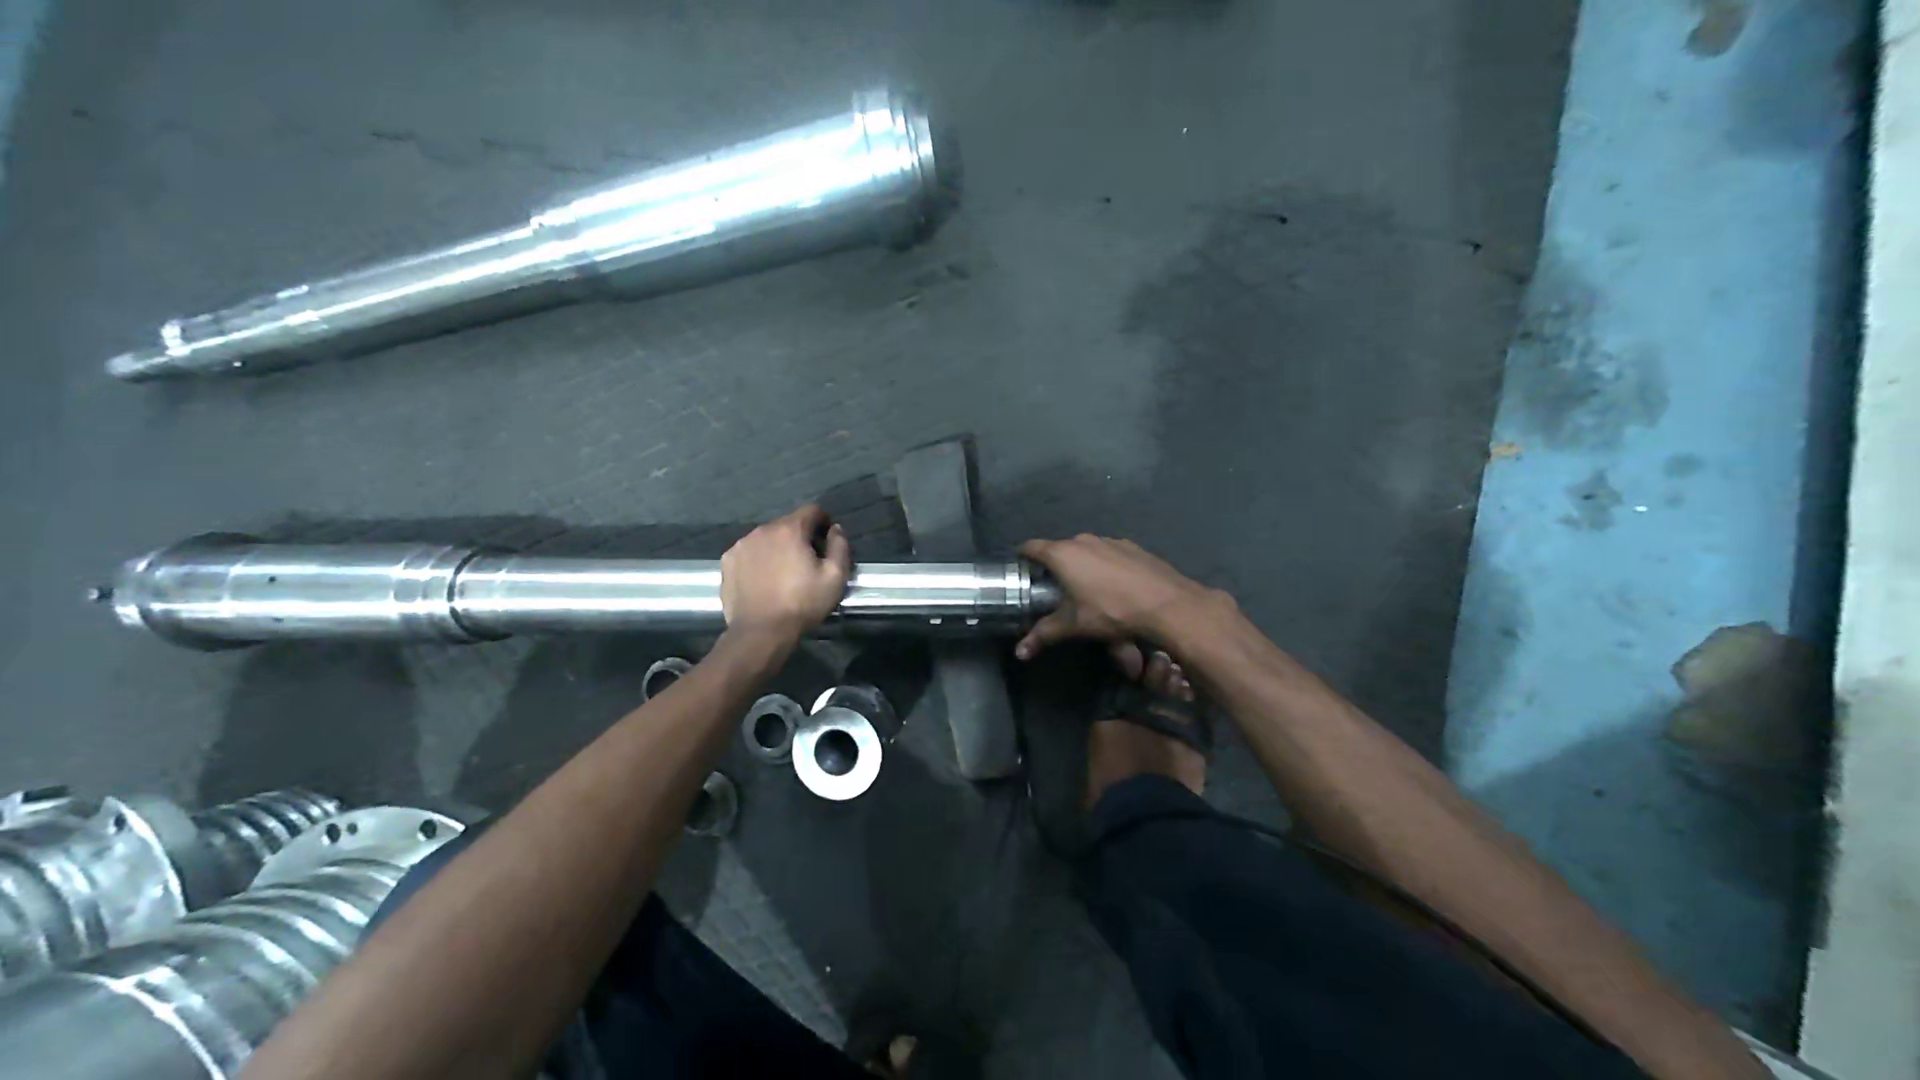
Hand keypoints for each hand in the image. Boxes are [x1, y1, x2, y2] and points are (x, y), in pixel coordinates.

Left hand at [720, 504, 852, 643]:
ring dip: (778, 547)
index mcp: (790, 530)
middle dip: (800, 537)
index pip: (812, 510)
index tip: (827, 543)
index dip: (824, 522)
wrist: (760, 632)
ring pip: (767, 537)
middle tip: (807, 562)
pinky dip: (759, 559)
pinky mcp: (727, 561)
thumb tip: (835, 529)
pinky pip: (749, 551)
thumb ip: (840, 546)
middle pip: (788, 524)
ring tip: (784, 573)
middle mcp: (762, 530)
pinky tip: (764, 580)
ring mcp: (741, 545)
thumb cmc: (802, 604)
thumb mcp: (835, 577)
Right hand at [1015, 535, 1224, 659]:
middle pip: (1060, 549)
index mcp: (1063, 554)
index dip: (1023, 556)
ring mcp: (1110, 540)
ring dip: (1082, 565)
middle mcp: (1084, 540)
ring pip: (1087, 550)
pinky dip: (1106, 565)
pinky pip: (1109, 553)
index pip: (1032, 547)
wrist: (1165, 602)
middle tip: (1055, 590)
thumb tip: (1019, 652)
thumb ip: (1044, 635)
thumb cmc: (1111, 610)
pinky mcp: (1132, 547)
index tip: (1021, 569)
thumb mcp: (1074, 625)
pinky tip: (1115, 586)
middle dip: (1055, 566)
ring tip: (1087, 589)